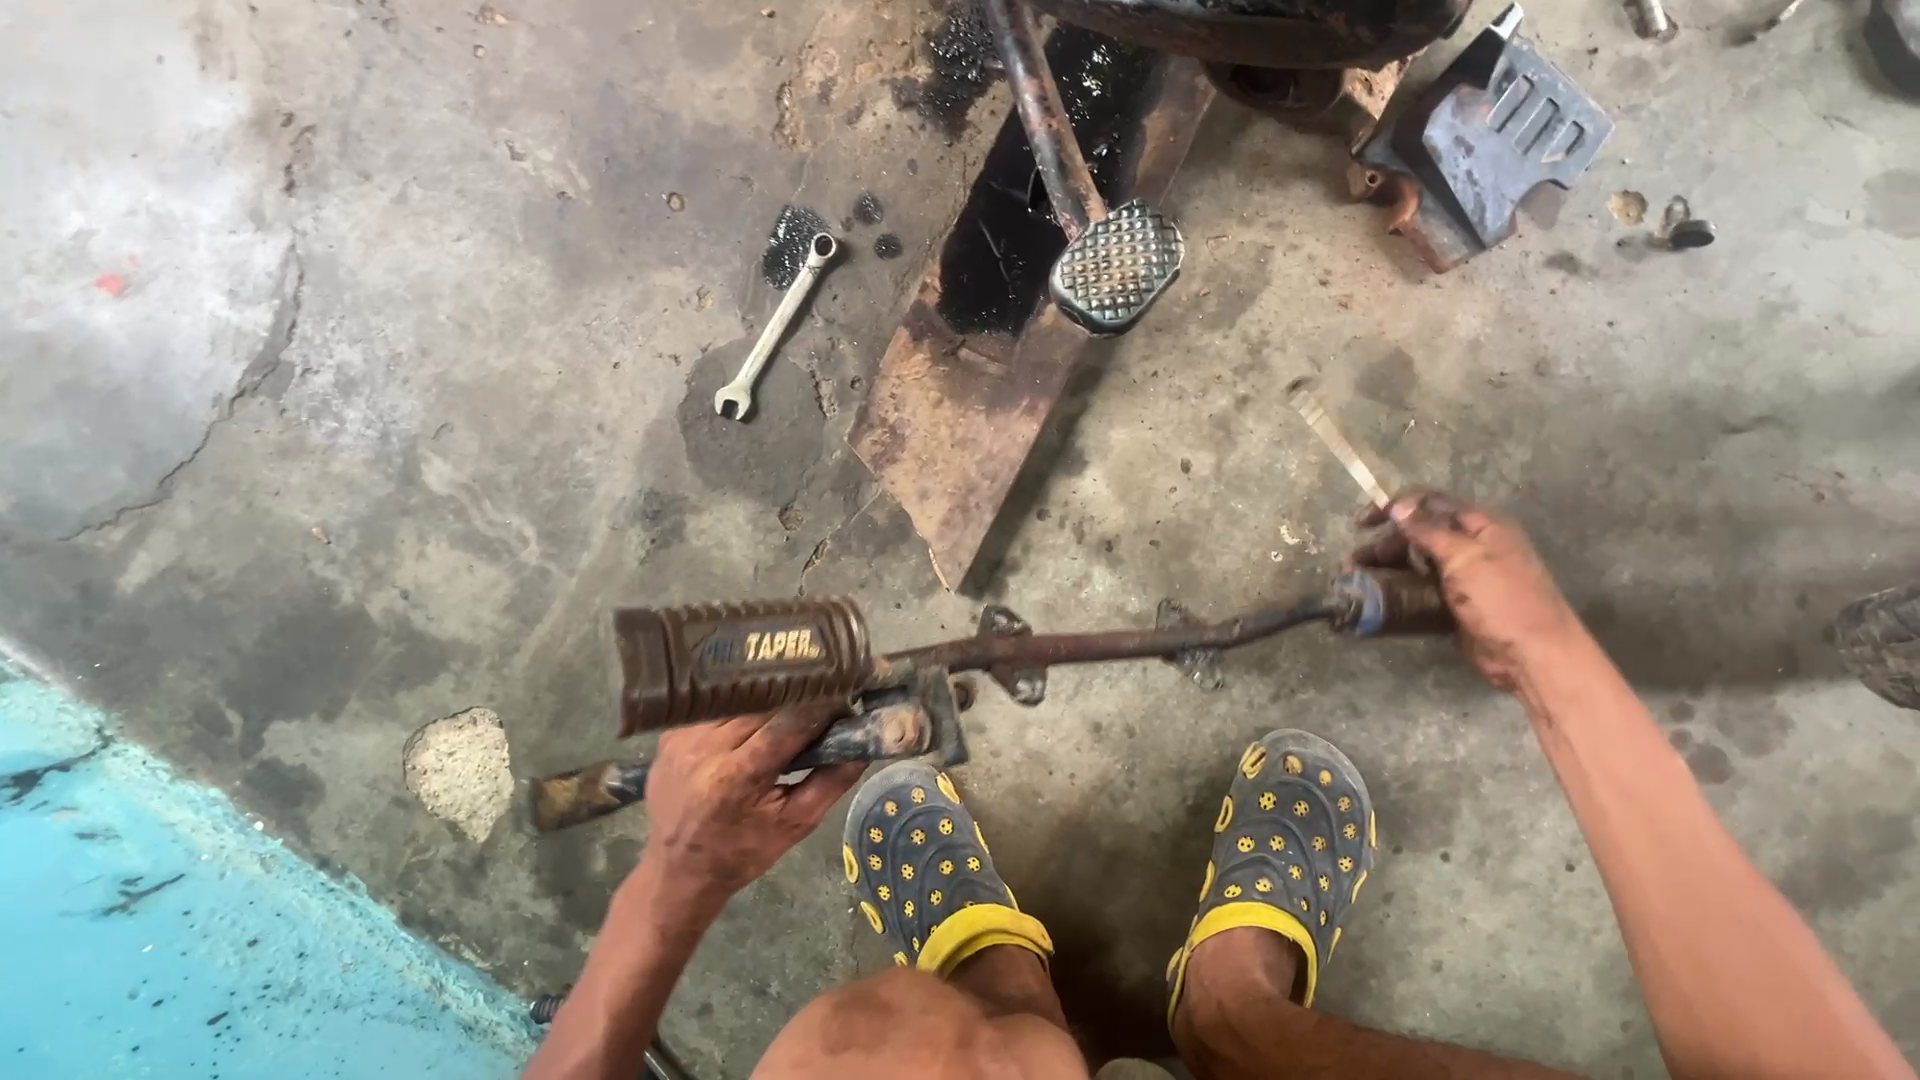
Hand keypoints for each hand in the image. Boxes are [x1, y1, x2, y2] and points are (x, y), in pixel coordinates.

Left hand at [638, 704, 865, 909]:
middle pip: (767, 704)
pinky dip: (742, 711)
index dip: (823, 707)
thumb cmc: (742, 853)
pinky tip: (753, 725)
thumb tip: (864, 746)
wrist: (677, 870)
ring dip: (771, 702)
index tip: (845, 702)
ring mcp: (683, 737)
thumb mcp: (796, 825)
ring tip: (790, 714)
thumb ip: (832, 782)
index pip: (790, 722)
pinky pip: (718, 708)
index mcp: (738, 776)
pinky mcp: (671, 733)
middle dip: (800, 700)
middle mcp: (706, 748)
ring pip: (742, 700)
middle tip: (824, 707)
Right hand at [1350, 490, 1581, 687]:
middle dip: (1385, 543)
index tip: (1364, 524)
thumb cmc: (1502, 599)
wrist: (1531, 655)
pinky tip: (1375, 593)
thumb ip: (1430, 531)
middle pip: (1419, 534)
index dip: (1396, 508)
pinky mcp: (1454, 602)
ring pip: (1415, 561)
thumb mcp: (1466, 558)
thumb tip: (1399, 506)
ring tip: (1355, 577)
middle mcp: (1472, 546)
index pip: (1431, 504)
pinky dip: (1397, 588)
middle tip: (1356, 560)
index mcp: (1482, 526)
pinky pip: (1419, 588)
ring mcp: (1463, 576)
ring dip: (1385, 566)